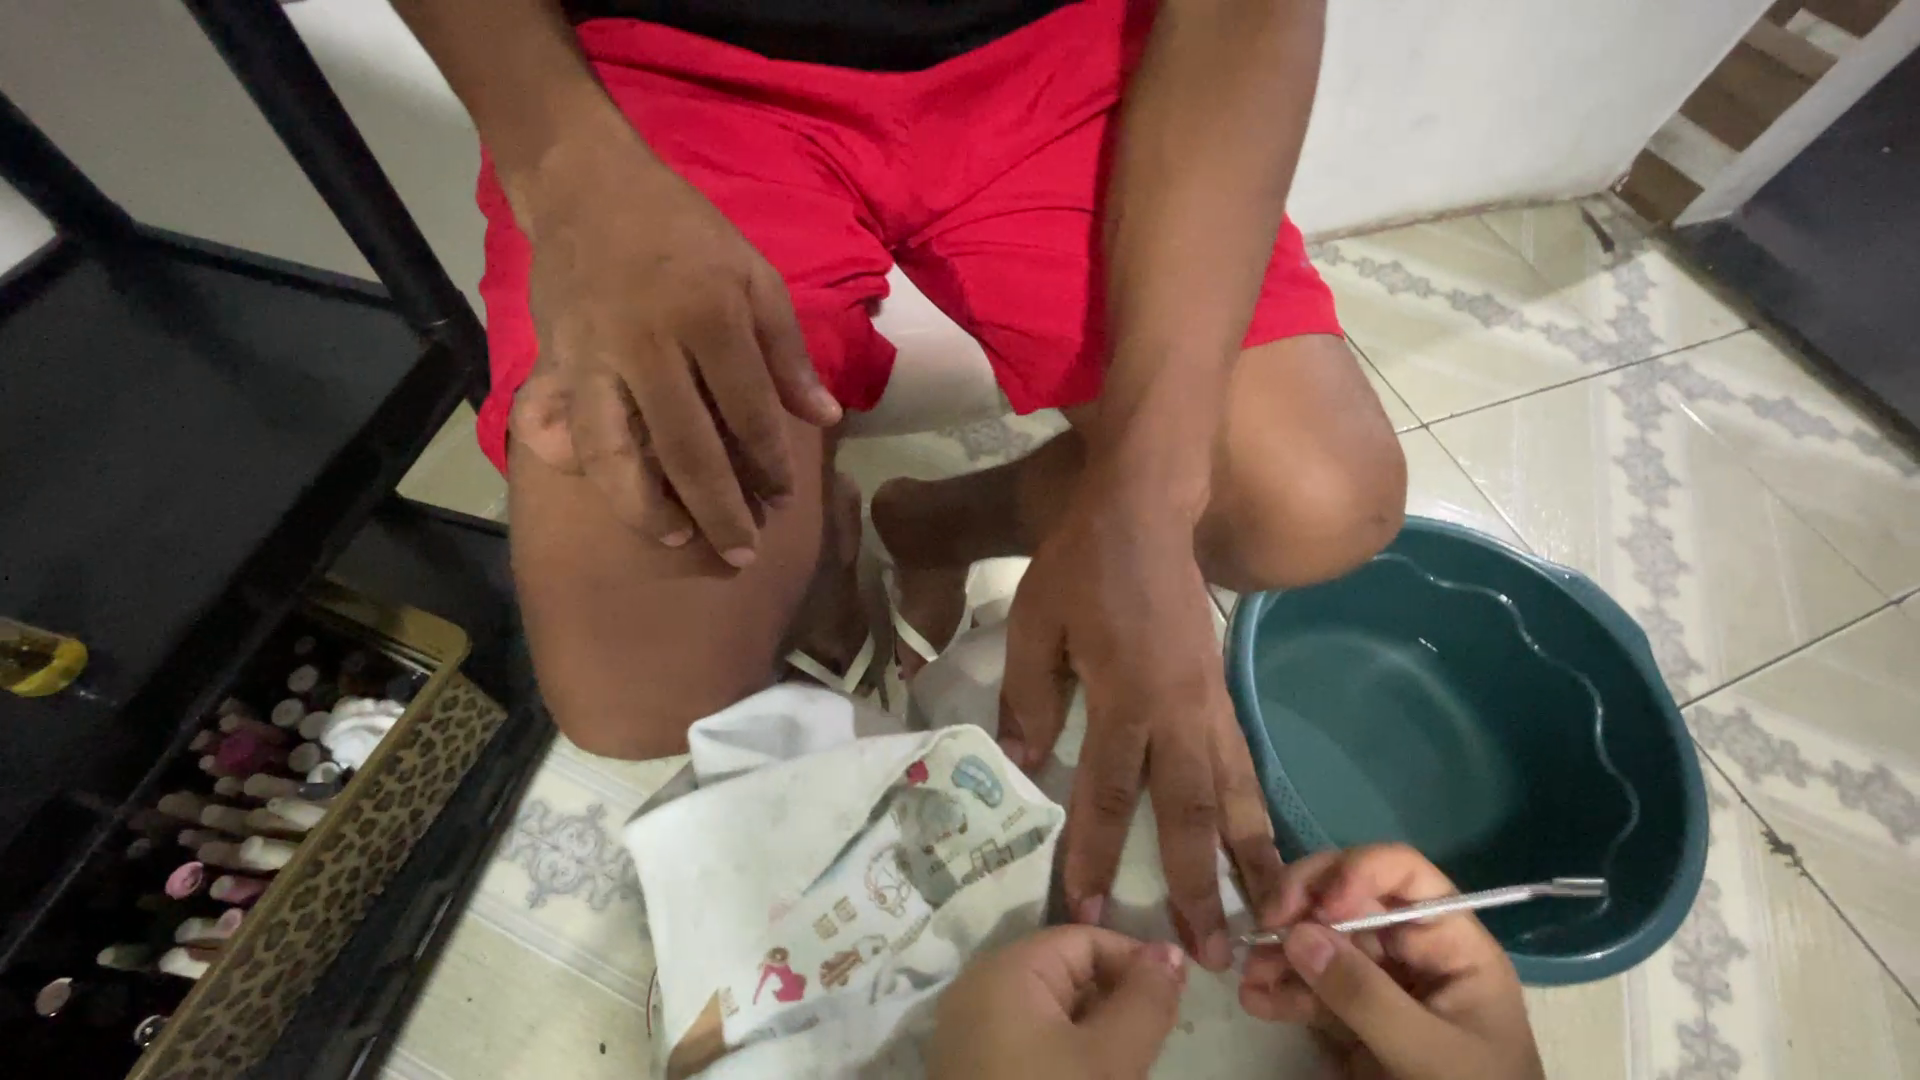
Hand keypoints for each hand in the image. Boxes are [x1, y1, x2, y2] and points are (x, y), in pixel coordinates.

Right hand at [507, 122, 840, 564]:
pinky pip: (565, 430)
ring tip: (679, 537)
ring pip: (615, 452)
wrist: (589, 186)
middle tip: (742, 554)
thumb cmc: (688, 233)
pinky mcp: (554, 362)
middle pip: (687, 447)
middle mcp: (649, 345)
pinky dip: (588, 471)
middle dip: (719, 509)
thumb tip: (824, 418)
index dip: (770, 463)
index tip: (784, 499)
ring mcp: (593, 357)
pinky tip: (617, 499)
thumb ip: (789, 354)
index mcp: (709, 316)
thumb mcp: (757, 278)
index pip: (748, 411)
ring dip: (647, 507)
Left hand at [929, 926, 1185, 1079]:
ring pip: (1047, 1010)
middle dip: (1112, 1001)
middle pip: (1062, 971)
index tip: (1175, 1001)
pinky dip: (1059, 1055)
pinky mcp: (967, 1068)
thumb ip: (1144, 1001)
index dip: (1133, 962)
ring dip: (1090, 1034)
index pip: (1082, 939)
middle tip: (1147, 1048)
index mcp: (1006, 968)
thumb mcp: (1108, 1062)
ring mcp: (967, 1030)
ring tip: (1118, 1070)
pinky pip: (1023, 1039)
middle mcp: (979, 987)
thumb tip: (1170, 950)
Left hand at [998, 484, 1283, 971]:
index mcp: (1126, 696)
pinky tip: (1261, 835)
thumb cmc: (1081, 563)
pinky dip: (1254, 805)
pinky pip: (1242, 758)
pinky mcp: (1220, 684)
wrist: (1147, 507)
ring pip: (1234, 791)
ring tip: (1269, 917)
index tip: (1089, 909)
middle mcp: (1179, 710)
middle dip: (1198, 885)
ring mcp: (1210, 698)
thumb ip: (1029, 696)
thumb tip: (1025, 761)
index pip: (1111, 793)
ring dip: (1249, 858)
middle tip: (1211, 957)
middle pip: (1189, 811)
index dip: (1096, 853)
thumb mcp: (1034, 625)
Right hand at [1240, 845, 1543, 1079]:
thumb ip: (1366, 996)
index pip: (1403, 873)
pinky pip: (1309, 985)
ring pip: (1318, 937)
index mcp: (1451, 945)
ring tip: (1248, 977)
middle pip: (1346, 895)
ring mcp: (1379, 981)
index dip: (1356, 871)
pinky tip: (1255, 1001)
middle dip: (1300, 907)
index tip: (1318, 904)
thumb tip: (1296, 934)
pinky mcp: (1353, 1015)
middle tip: (1263, 927)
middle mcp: (1411, 950)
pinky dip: (1280, 988)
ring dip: (1278, 951)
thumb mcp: (1432, 1056)